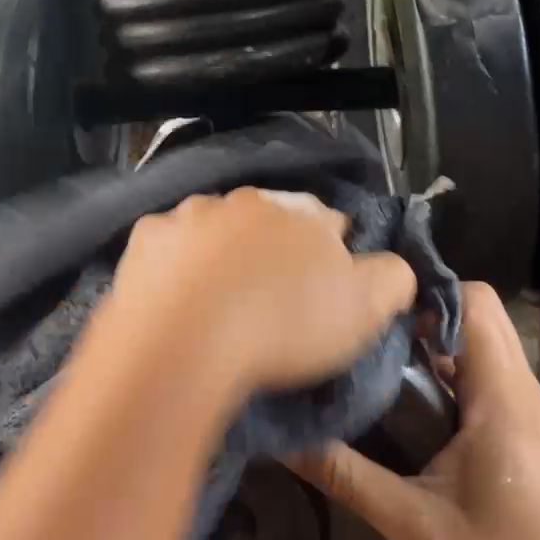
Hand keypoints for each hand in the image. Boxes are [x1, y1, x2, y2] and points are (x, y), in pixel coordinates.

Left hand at [106, 187, 415, 395]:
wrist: (184, 339)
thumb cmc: (283, 325)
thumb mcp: (365, 309)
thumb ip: (390, 278)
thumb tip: (392, 265)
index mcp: (301, 210)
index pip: (330, 221)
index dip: (333, 254)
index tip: (326, 290)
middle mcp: (243, 199)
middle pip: (269, 220)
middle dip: (275, 249)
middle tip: (274, 300)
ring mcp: (189, 213)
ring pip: (215, 229)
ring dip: (223, 254)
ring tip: (222, 303)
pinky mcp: (147, 237)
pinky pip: (169, 247)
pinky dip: (176, 265)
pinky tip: (177, 299)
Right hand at [289, 283, 539, 539]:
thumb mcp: (412, 523)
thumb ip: (344, 474)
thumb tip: (280, 440)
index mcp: (501, 398)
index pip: (472, 300)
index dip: (421, 290)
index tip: (367, 305)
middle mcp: (519, 393)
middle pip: (472, 315)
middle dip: (416, 312)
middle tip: (359, 328)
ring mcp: (525, 414)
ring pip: (476, 345)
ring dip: (427, 343)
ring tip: (369, 355)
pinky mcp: (522, 435)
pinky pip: (481, 376)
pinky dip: (443, 371)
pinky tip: (400, 399)